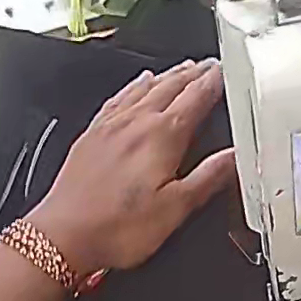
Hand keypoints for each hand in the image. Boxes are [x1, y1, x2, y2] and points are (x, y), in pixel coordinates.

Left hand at [26, 59, 237, 275]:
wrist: (64, 235)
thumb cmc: (116, 228)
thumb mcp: (175, 209)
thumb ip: (209, 177)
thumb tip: (236, 156)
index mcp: (161, 137)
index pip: (197, 98)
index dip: (215, 82)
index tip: (228, 71)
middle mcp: (135, 123)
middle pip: (172, 86)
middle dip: (195, 74)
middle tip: (211, 65)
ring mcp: (111, 126)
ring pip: (146, 87)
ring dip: (169, 75)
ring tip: (184, 69)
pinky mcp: (93, 134)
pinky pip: (119, 98)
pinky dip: (135, 86)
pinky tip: (138, 85)